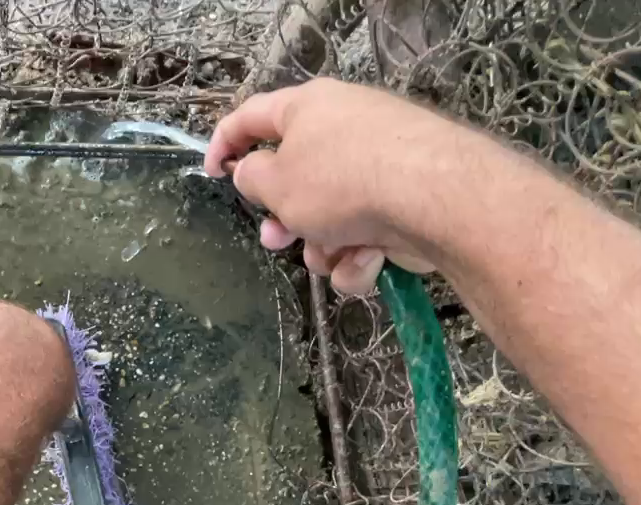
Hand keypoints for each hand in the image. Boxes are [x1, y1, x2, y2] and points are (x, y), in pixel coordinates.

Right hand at [205, 78, 504, 293]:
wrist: (429, 199)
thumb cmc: (341, 181)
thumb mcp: (276, 182)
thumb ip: (251, 178)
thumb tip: (249, 171)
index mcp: (307, 109)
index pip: (251, 117)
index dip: (224, 143)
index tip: (211, 172)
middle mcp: (341, 132)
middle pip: (294, 182)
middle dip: (284, 221)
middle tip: (277, 239)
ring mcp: (373, 170)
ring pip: (324, 222)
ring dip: (321, 247)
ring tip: (334, 251)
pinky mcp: (398, 205)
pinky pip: (356, 240)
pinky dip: (356, 257)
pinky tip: (367, 258)